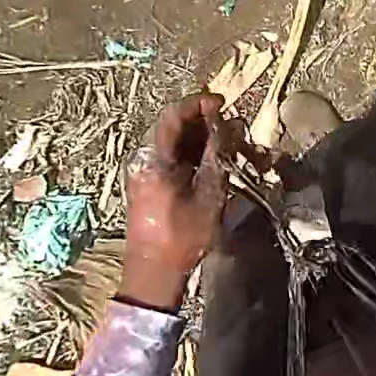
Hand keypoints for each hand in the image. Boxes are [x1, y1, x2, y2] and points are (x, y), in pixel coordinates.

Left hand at [122, 93, 232, 308]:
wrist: (153, 272)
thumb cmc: (181, 236)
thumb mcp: (208, 195)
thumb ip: (218, 156)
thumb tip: (228, 126)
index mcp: (153, 159)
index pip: (173, 115)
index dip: (198, 104)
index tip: (222, 102)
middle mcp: (143, 159)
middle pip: (173, 127)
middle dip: (204, 121)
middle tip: (231, 125)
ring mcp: (144, 171)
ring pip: (174, 142)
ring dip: (200, 138)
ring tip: (228, 142)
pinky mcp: (149, 183)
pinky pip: (171, 157)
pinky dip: (192, 153)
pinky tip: (214, 159)